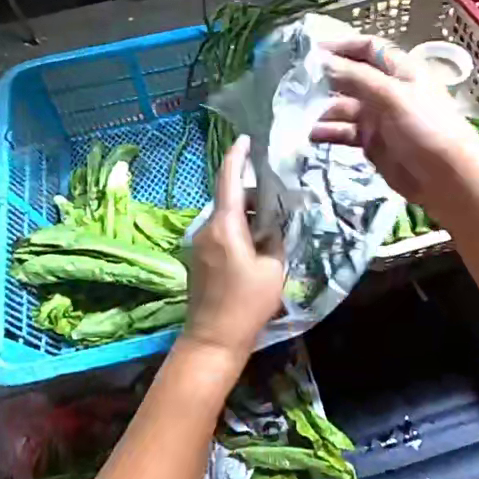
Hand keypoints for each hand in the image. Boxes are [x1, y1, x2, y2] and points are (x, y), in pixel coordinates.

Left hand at [182, 136, 285, 361]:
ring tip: (273, 223)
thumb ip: (274, 240)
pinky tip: (256, 243)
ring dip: (246, 214)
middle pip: (229, 198)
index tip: (245, 139)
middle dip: (252, 193)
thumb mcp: (273, 269)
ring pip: (225, 217)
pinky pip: (220, 232)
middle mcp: (206, 228)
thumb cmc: (246, 304)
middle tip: (279, 197)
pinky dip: (237, 229)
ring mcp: (199, 243)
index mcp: (224, 225)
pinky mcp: (199, 258)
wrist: (212, 338)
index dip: (237, 157)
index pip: (228, 180)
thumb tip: (272, 225)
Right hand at [310, 35, 478, 207]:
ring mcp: (379, 117)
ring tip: (301, 118)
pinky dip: (328, 132)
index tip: (311, 52)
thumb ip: (355, 77)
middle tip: (295, 86)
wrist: (446, 178)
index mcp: (400, 71)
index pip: (368, 48)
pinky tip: (312, 136)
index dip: (341, 46)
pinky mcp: (371, 141)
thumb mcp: (391, 95)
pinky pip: (343, 131)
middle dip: (325, 81)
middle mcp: (388, 90)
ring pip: (342, 107)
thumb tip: (321, 60)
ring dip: (322, 111)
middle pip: (350, 78)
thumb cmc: (426, 128)